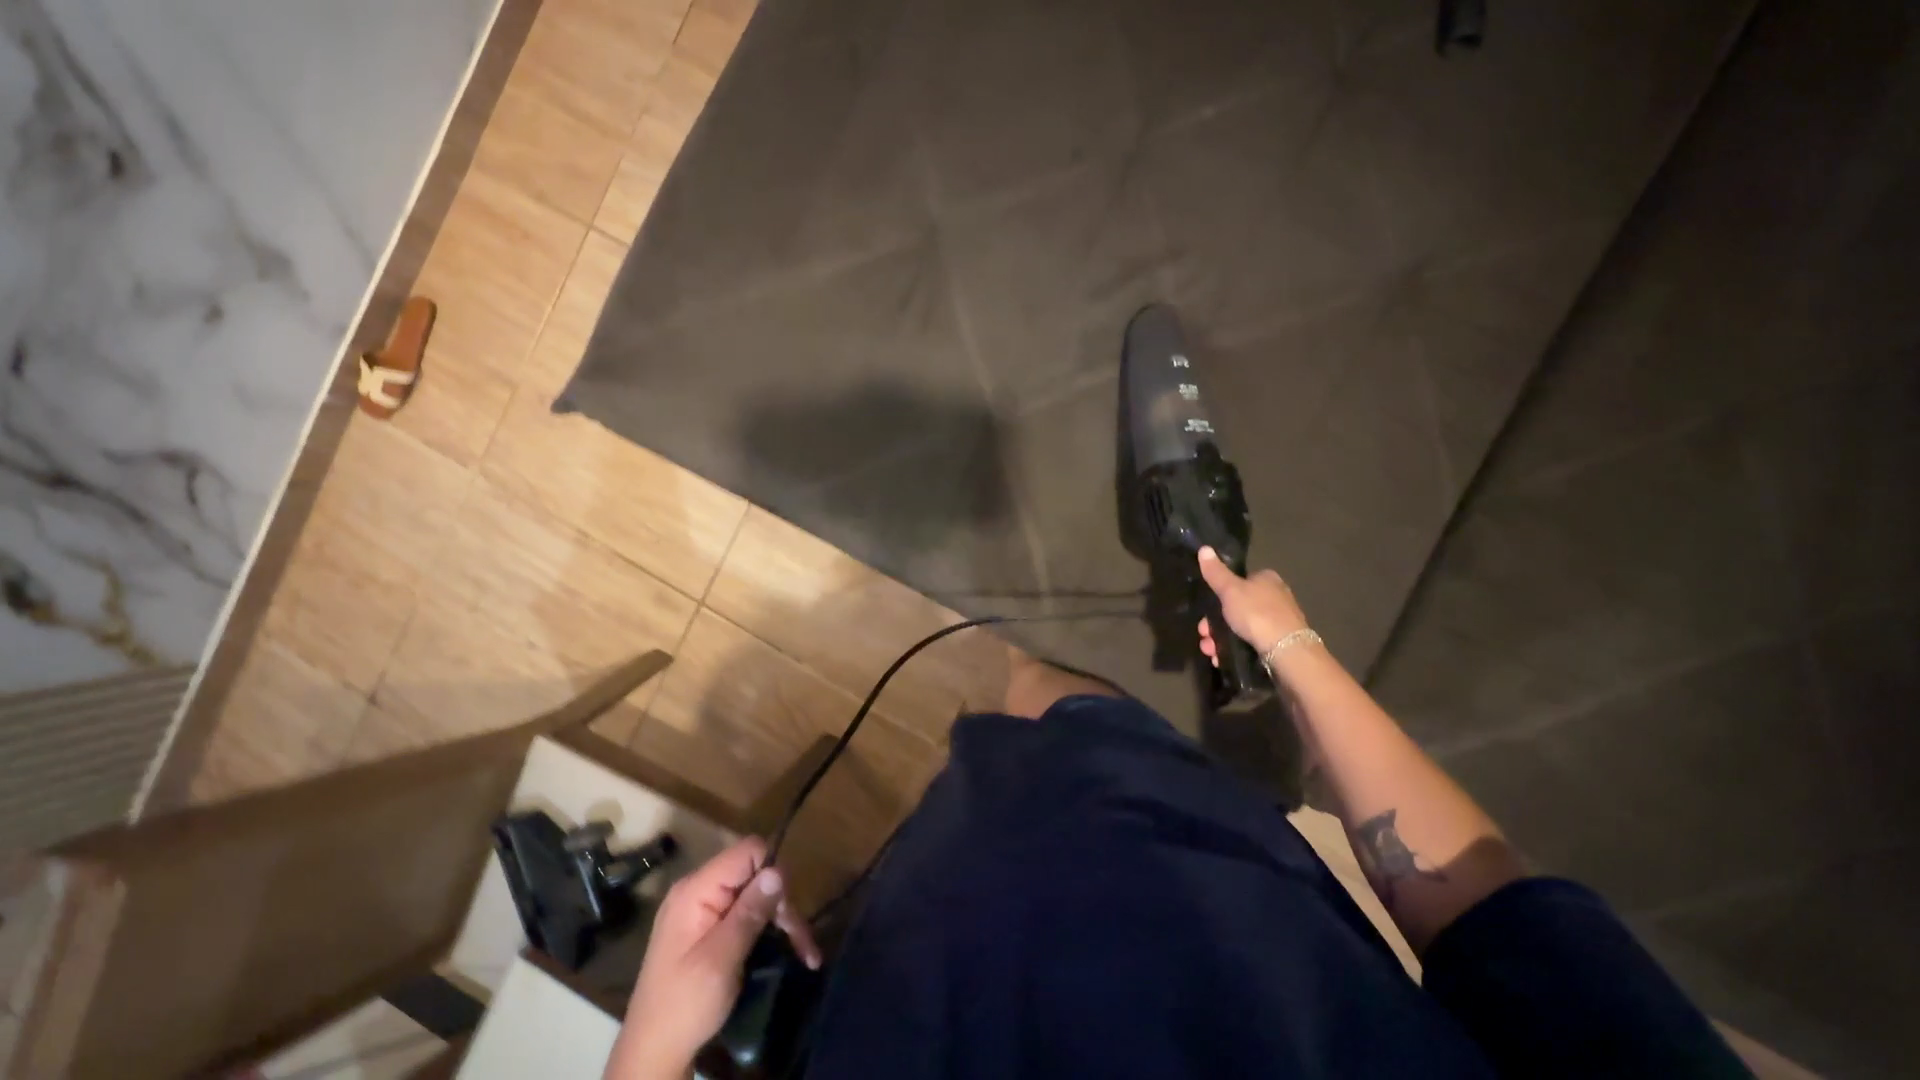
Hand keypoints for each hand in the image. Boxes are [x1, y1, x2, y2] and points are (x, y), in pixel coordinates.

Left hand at [609, 837, 821, 1079]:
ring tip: (804, 953)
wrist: (654, 1049)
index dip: (773, 872)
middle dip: (782, 905)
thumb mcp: (721, 959)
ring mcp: (701, 911)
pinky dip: (767, 931)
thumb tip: (778, 870)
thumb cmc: (685, 1004)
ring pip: (754, 897)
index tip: (786, 912)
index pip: (746, 852)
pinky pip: (744, 916)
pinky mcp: (707, 930)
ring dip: (780, 922)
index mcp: (696, 890)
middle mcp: (698, 891)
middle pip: (754, 875)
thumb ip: (749, 912)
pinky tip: (788, 952)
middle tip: (802, 944)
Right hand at [1196, 546, 1308, 664]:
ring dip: (1219, 639)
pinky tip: (1221, 659)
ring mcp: (1278, 620)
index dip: (1220, 594)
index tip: (1206, 609)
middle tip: (1203, 634)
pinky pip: (1249, 642)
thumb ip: (1216, 573)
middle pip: (1236, 607)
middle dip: (1214, 622)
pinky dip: (1233, 648)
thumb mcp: (1230, 590)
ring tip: (1209, 651)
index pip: (1240, 581)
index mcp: (1267, 579)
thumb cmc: (1257, 613)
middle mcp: (1275, 597)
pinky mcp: (1278, 642)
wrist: (1286, 650)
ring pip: (1241, 627)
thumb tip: (1204, 548)